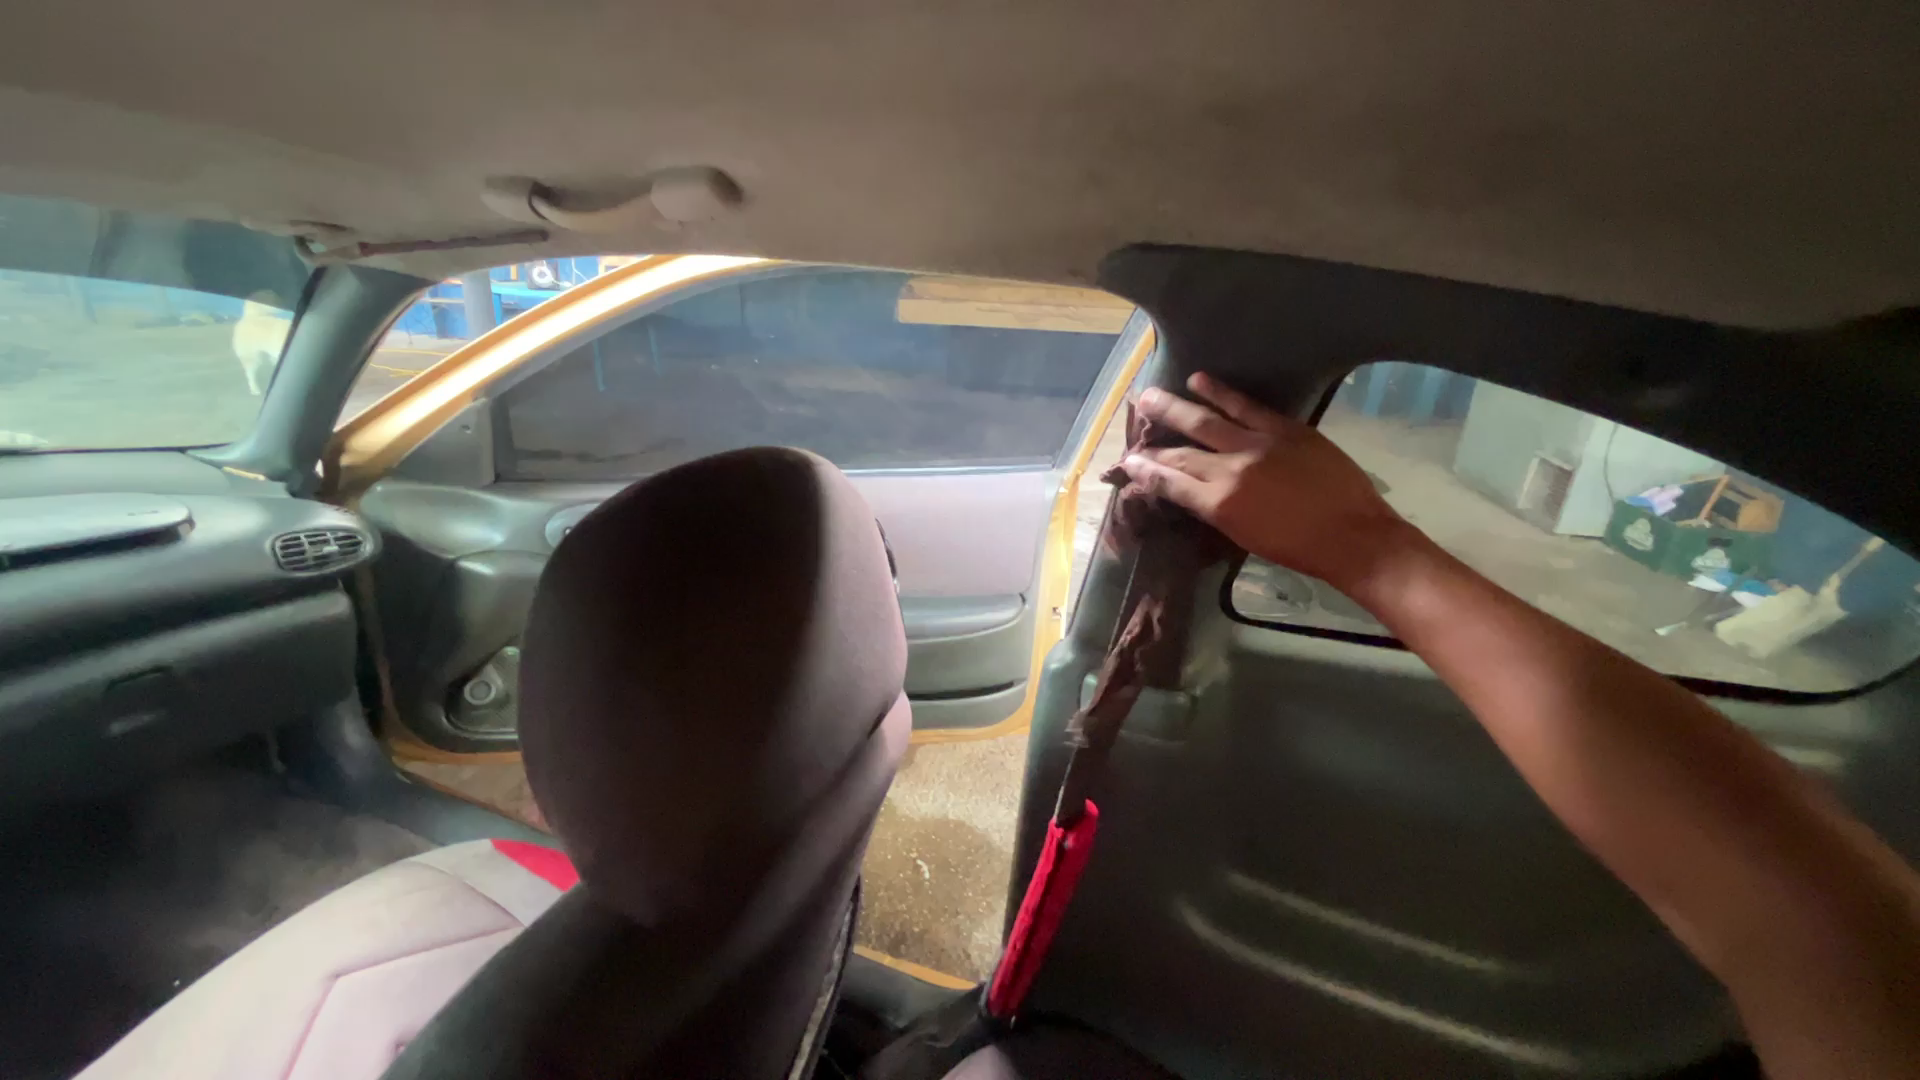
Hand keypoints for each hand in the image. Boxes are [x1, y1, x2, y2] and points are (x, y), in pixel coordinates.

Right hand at [1118, 373, 1422, 593]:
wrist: (1353, 536)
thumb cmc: (1297, 548)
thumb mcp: (1243, 536)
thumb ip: (1214, 508)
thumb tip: (1190, 489)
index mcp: (1218, 505)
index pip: (1170, 483)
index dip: (1145, 471)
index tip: (1128, 461)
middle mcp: (1229, 472)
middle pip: (1181, 452)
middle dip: (1152, 442)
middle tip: (1133, 425)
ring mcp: (1257, 446)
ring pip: (1205, 422)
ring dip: (1174, 407)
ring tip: (1150, 396)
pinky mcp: (1284, 429)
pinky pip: (1245, 405)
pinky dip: (1220, 392)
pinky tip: (1198, 380)